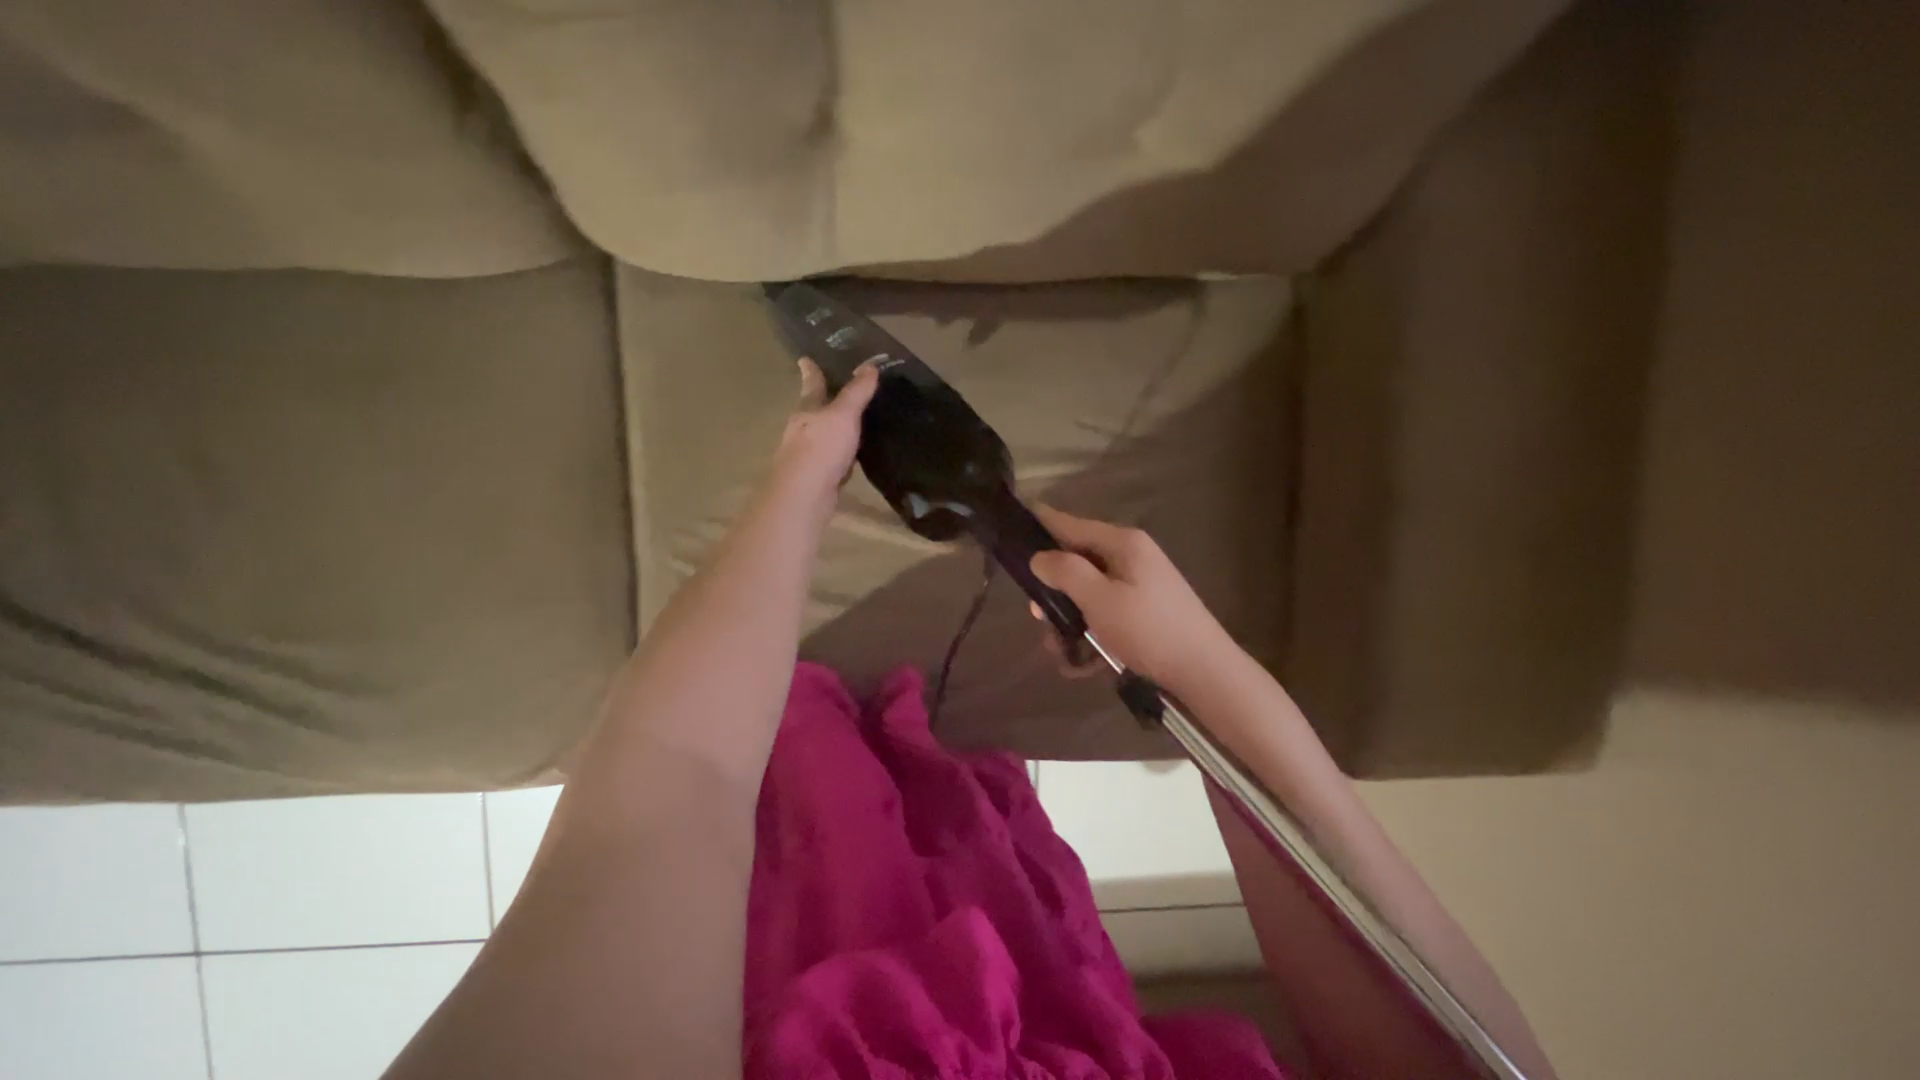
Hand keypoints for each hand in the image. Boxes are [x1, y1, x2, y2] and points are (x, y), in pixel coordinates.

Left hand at [767, 358, 877, 508]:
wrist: (804, 495)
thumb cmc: (820, 448)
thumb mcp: (843, 414)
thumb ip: (857, 392)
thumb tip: (870, 365)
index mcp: (807, 409)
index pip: (811, 384)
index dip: (810, 370)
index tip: (804, 358)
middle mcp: (803, 429)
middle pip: (814, 410)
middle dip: (824, 401)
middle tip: (839, 390)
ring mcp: (808, 454)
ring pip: (823, 435)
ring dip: (834, 429)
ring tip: (853, 422)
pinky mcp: (817, 477)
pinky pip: (833, 460)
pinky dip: (842, 455)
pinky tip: (854, 457)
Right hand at [1027, 506, 1233, 689]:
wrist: (1204, 671)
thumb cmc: (1149, 630)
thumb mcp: (1100, 600)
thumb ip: (1066, 573)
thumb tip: (1039, 556)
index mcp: (1122, 543)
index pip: (1069, 523)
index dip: (1038, 523)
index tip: (1009, 526)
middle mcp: (1130, 557)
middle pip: (1076, 562)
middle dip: (1053, 592)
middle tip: (1039, 621)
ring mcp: (1138, 585)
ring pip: (1087, 595)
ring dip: (1069, 623)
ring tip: (1063, 654)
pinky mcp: (1143, 612)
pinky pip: (1104, 616)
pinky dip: (1090, 636)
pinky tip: (1083, 664)